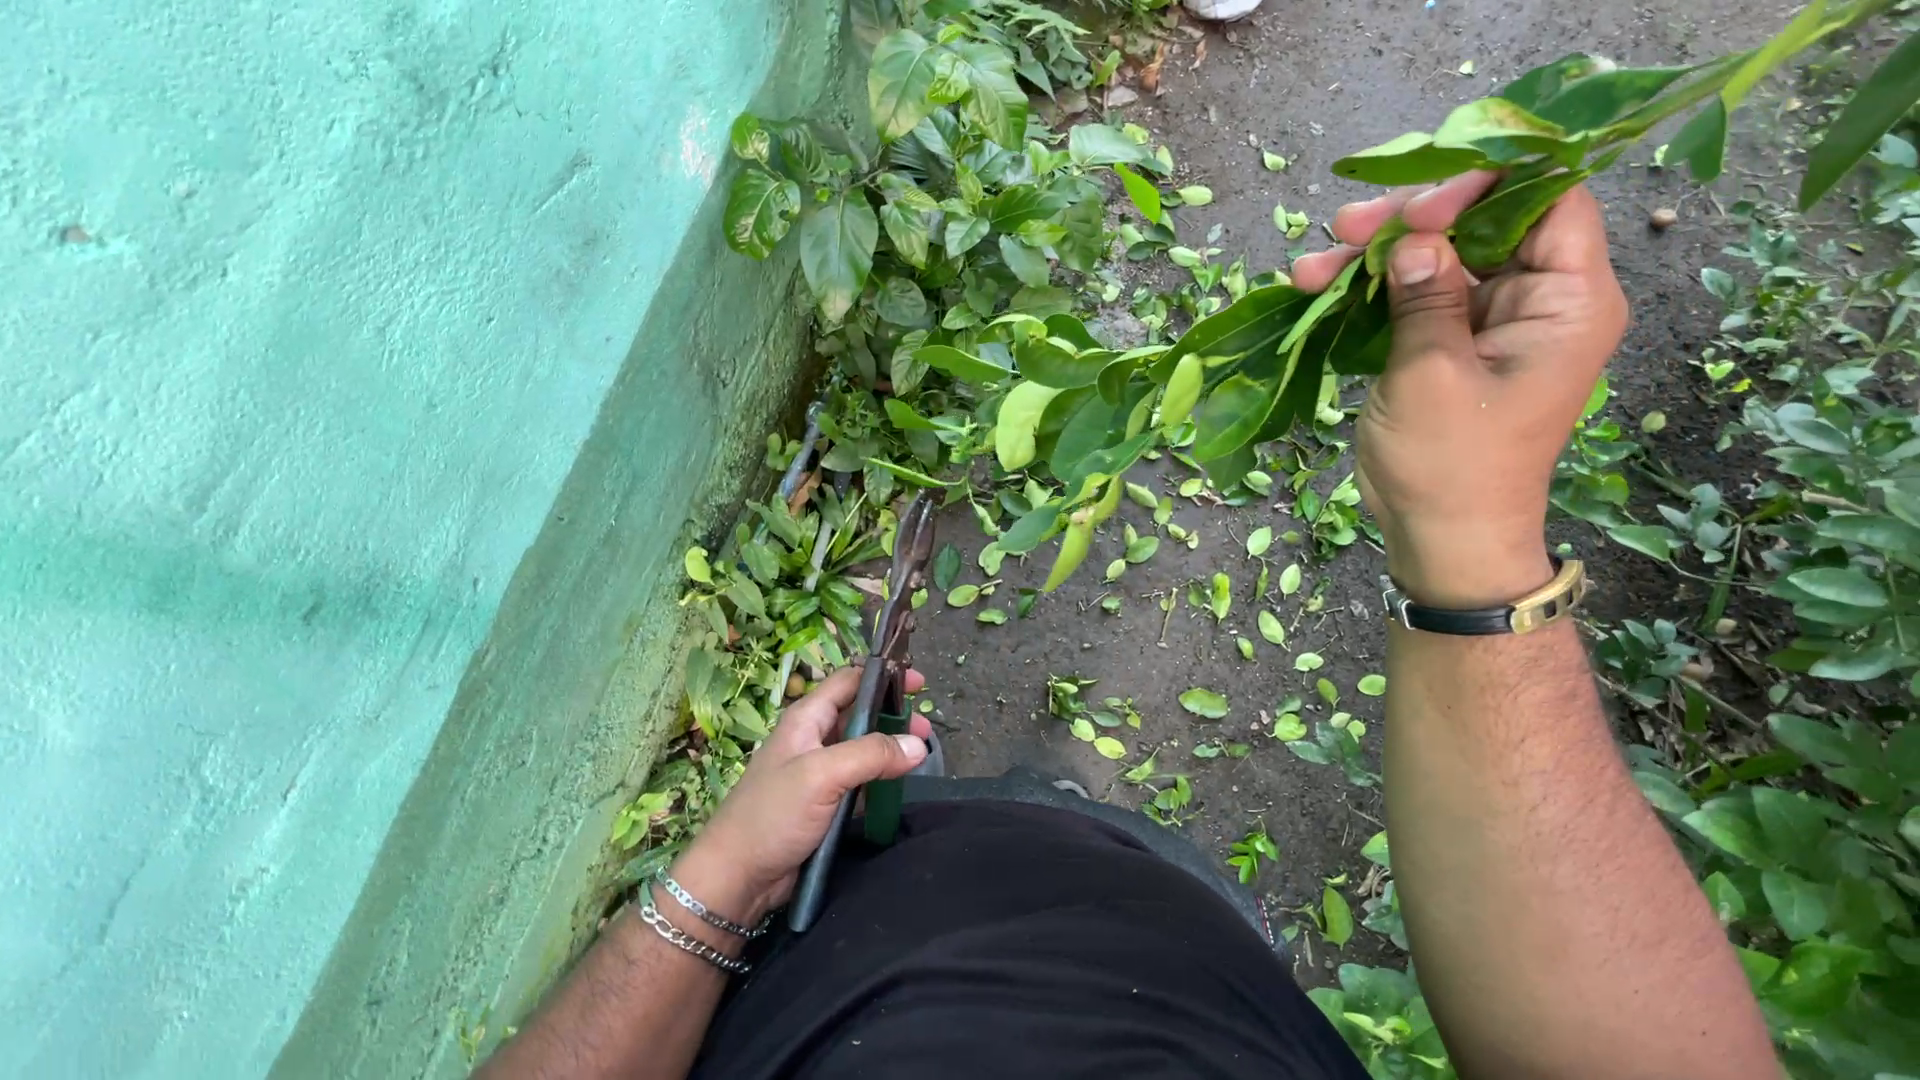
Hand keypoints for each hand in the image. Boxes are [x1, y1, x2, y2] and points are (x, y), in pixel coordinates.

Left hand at [667, 665, 931, 927]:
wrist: (737, 878)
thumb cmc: (772, 815)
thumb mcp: (822, 775)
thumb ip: (871, 755)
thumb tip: (918, 745)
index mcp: (806, 719)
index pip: (849, 681)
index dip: (883, 677)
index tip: (918, 683)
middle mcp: (812, 739)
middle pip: (859, 715)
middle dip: (893, 717)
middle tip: (926, 731)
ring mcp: (817, 773)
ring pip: (861, 750)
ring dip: (889, 750)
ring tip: (920, 758)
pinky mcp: (823, 804)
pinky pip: (858, 782)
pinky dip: (879, 780)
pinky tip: (898, 788)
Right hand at [1290, 173, 1627, 607]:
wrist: (1441, 539)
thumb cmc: (1449, 464)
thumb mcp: (1431, 374)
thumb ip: (1426, 296)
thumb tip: (1415, 237)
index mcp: (1567, 300)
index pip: (1548, 198)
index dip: (1484, 185)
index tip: (1414, 209)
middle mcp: (1537, 300)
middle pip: (1481, 223)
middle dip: (1410, 220)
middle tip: (1344, 227)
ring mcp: (1489, 323)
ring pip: (1437, 259)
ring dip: (1374, 257)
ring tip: (1313, 266)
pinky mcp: (1448, 346)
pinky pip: (1414, 299)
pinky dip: (1369, 292)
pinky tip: (1318, 289)